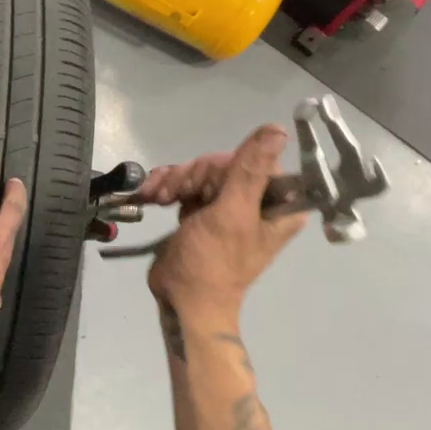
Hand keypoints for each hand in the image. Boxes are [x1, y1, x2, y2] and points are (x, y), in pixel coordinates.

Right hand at [141, 124, 305, 318]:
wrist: (182, 300)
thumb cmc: (213, 263)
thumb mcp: (232, 214)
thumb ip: (251, 171)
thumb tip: (278, 129)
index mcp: (279, 203)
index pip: (257, 160)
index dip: (227, 166)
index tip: (204, 186)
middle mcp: (257, 201)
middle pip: (224, 164)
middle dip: (193, 176)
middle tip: (173, 195)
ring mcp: (227, 206)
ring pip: (201, 172)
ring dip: (175, 180)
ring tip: (158, 199)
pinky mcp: (201, 212)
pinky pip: (185, 184)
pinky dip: (167, 187)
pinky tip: (151, 197)